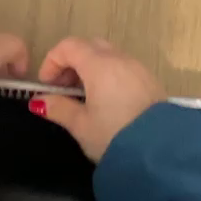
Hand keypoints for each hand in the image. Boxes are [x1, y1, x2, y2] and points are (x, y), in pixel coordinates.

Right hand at [32, 37, 165, 160]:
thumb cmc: (114, 136)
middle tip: (64, 89)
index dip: (52, 61)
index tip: (46, 86)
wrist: (161, 154)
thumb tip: (39, 101)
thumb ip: (58, 108)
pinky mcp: (150, 81)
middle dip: (71, 63)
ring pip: (108, 56)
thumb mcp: (81, 125)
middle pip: (89, 47)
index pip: (68, 46)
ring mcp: (138, 69)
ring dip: (90, 69)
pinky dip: (108, 75)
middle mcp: (120, 59)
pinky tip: (106, 102)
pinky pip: (123, 68)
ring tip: (84, 98)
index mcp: (99, 65)